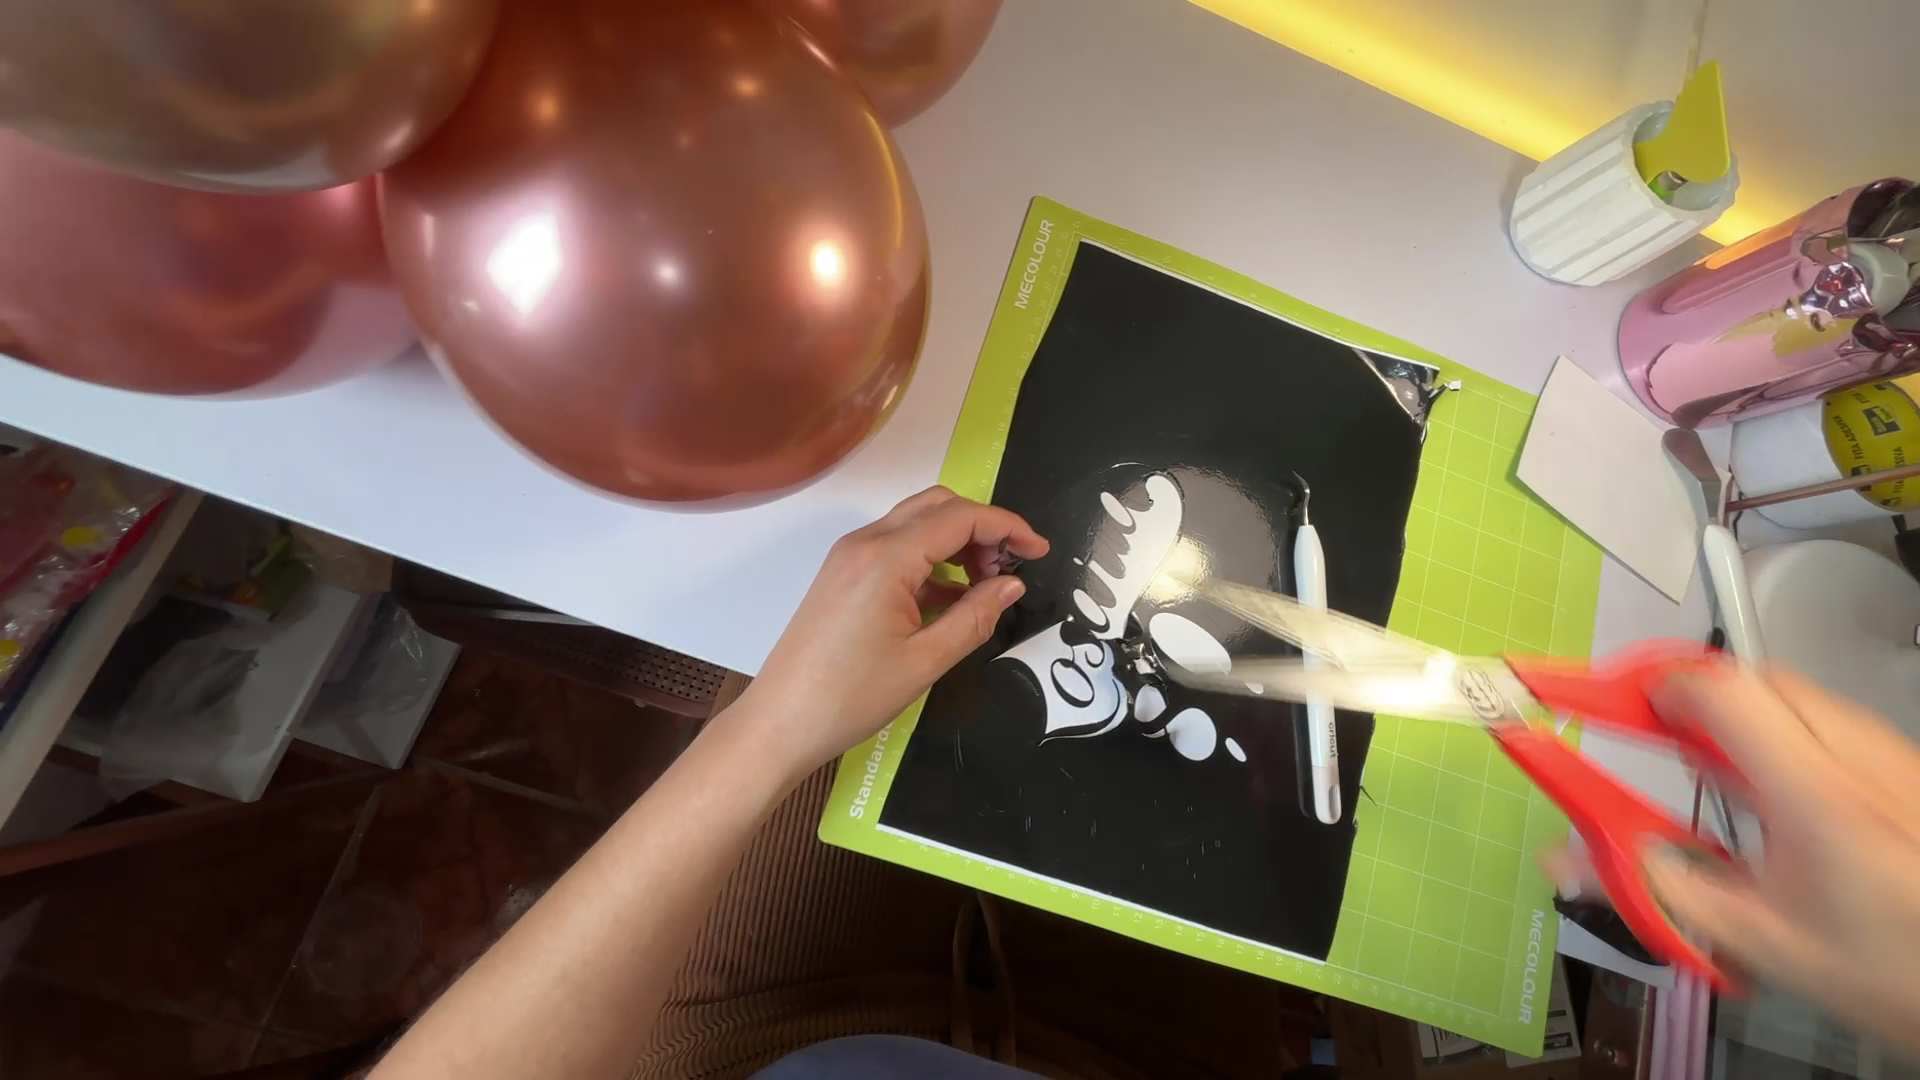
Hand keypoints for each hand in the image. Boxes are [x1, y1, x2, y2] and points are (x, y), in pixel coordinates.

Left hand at [728, 487, 1047, 782]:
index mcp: (886, 557)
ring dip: (956, 543)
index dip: (1007, 527)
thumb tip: (1012, 585)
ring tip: (984, 587)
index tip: (1039, 551)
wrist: (779, 723)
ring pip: (916, 524)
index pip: (960, 517)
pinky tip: (950, 600)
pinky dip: (930, 562)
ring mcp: (849, 556)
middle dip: (982, 528)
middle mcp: (865, 542)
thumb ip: (975, 617)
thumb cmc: (851, 698)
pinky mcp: (843, 574)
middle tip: (1008, 570)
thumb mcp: (925, 661)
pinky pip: (896, 549)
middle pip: (937, 506)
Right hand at [1637, 666, 1919, 1054]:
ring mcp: (1900, 768)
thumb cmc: (1881, 972)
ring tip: (1708, 754)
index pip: (1726, 694)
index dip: (1658, 686)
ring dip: (1740, 707)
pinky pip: (1837, 722)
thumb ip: (1649, 885)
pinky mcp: (1914, 777)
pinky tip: (1772, 778)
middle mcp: (1866, 767)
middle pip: (1761, 678)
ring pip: (1803, 694)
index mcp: (1818, 799)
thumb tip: (1557, 861)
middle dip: (1695, 691)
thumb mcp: (1753, 935)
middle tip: (1654, 724)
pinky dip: (1785, 727)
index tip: (1615, 702)